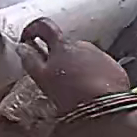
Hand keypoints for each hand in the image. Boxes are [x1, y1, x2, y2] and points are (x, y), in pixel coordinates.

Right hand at [15, 18, 129, 114]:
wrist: (107, 110)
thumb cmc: (70, 94)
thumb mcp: (43, 78)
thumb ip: (30, 60)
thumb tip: (23, 48)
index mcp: (61, 45)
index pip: (44, 26)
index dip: (33, 29)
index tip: (28, 39)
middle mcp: (82, 45)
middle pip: (64, 45)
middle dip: (57, 56)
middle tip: (53, 76)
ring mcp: (100, 55)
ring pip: (82, 57)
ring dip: (75, 67)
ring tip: (72, 88)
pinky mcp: (114, 68)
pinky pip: (99, 67)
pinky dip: (92, 75)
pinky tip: (89, 92)